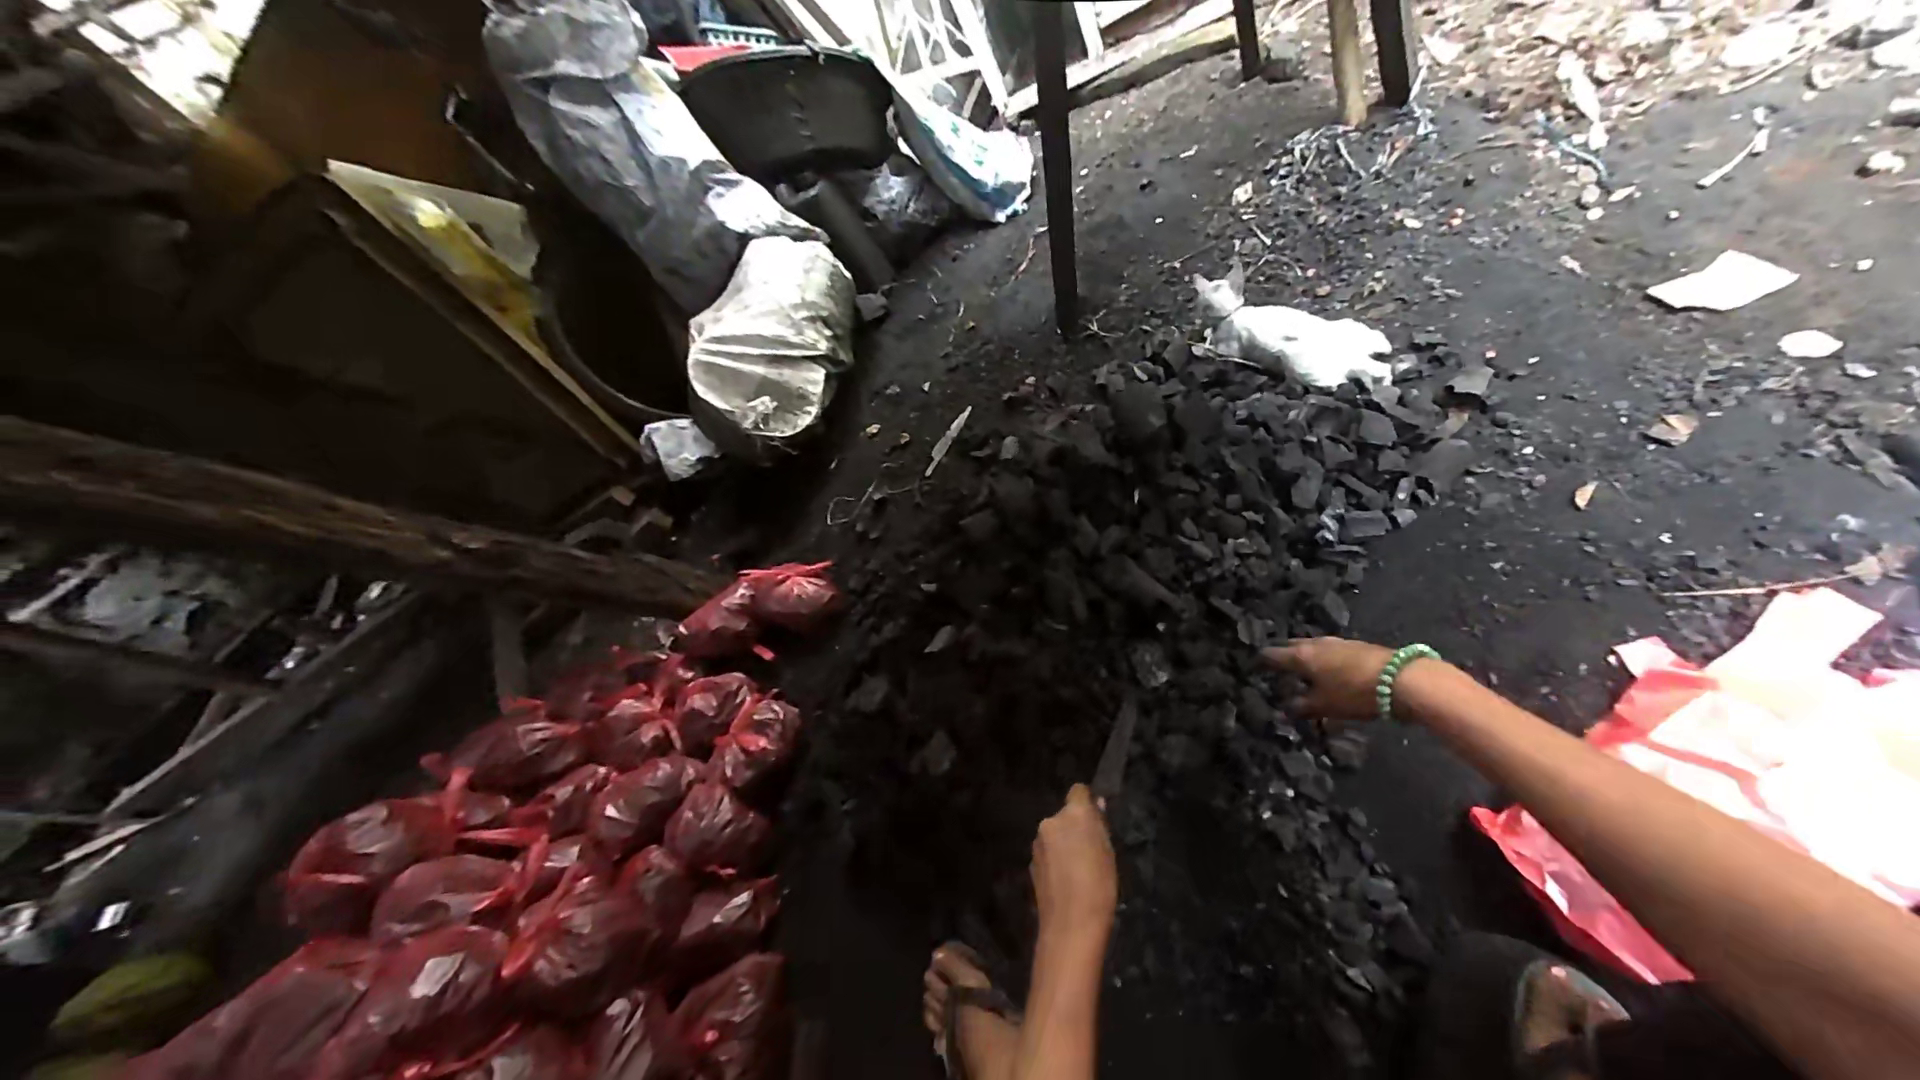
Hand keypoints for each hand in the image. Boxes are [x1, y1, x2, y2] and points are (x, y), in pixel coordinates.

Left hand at [1031, 784, 1116, 936]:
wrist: (1070, 926)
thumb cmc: (1100, 887)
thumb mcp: (1108, 853)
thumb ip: (1099, 826)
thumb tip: (1096, 805)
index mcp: (1073, 814)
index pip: (1078, 791)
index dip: (1087, 801)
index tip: (1096, 817)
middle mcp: (1051, 821)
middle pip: (1065, 815)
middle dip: (1075, 826)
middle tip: (1091, 850)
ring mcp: (1037, 842)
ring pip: (1054, 834)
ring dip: (1064, 843)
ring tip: (1079, 870)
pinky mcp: (1031, 862)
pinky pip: (1047, 852)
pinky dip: (1055, 859)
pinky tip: (1065, 881)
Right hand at [1262, 637, 1395, 721]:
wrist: (1405, 680)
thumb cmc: (1355, 693)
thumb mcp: (1324, 706)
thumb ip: (1301, 707)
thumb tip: (1284, 708)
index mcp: (1301, 656)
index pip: (1270, 655)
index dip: (1259, 662)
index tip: (1252, 669)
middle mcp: (1315, 643)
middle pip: (1290, 646)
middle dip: (1282, 656)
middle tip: (1276, 669)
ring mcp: (1337, 642)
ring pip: (1311, 647)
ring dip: (1304, 657)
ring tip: (1302, 671)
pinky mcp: (1357, 646)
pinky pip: (1329, 650)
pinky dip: (1323, 659)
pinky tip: (1329, 670)